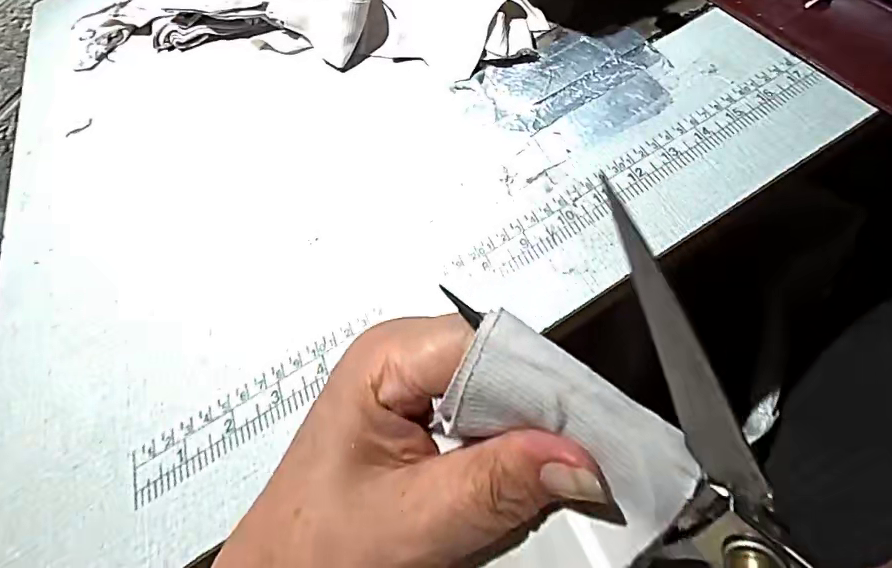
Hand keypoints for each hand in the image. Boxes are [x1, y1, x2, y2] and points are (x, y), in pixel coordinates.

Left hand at [218, 316, 607, 567]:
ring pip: (505, 386)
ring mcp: (419, 375)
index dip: (540, 386)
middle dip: (539, 414)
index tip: (583, 432)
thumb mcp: (412, 523)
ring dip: (529, 432)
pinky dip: (513, 444)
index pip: (491, 344)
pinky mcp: (430, 403)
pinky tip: (516, 474)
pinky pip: (493, 408)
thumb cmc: (307, 554)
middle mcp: (406, 351)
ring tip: (545, 474)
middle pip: (504, 360)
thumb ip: (499, 486)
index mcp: (388, 353)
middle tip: (575, 462)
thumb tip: (577, 460)